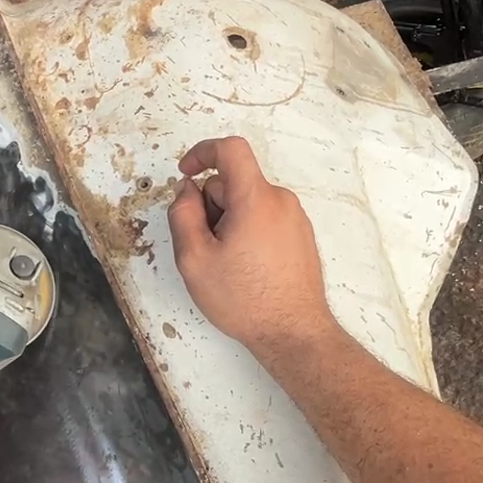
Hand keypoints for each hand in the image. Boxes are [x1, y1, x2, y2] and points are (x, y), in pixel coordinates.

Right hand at [168, 136, 338, 354]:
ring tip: (225, 261)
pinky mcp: (299, 235)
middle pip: (233, 182)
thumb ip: (183, 215)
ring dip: (227, 220)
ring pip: (247, 202)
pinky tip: (243, 267)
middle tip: (203, 245)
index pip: (230, 150)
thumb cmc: (244, 299)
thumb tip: (186, 191)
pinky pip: (264, 217)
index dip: (202, 153)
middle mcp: (280, 201)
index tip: (185, 174)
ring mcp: (294, 218)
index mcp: (255, 199)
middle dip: (210, 204)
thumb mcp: (194, 258)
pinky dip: (245, 230)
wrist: (293, 332)